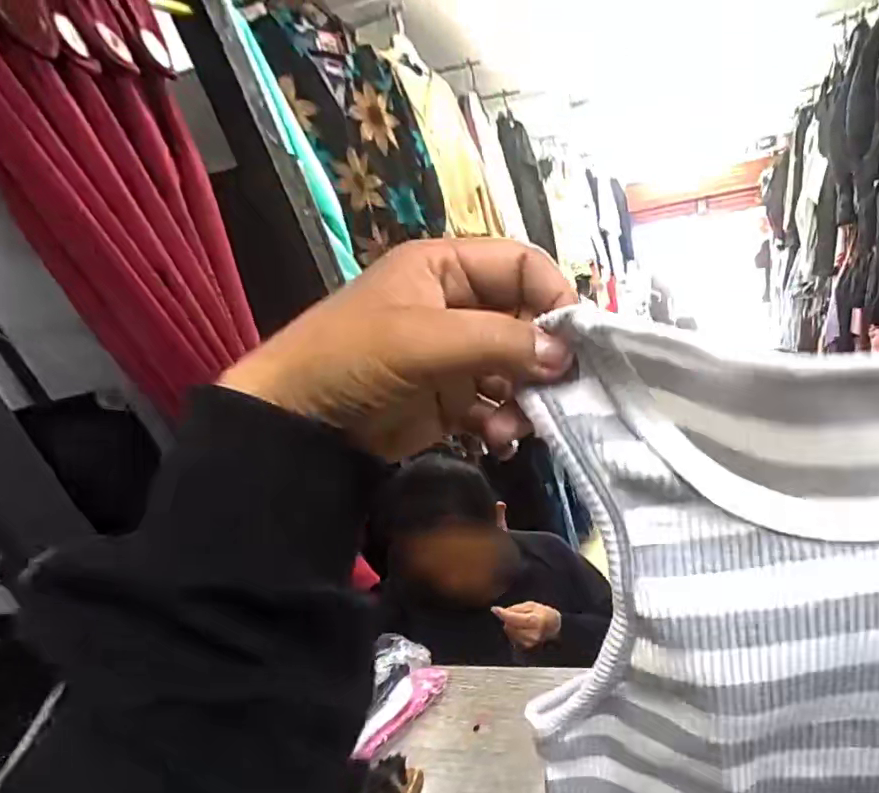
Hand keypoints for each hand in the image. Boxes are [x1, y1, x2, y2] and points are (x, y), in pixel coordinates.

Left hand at [218, 238, 579, 459]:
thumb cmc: (352, 360)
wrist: (301, 427)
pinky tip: (497, 440)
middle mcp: (462, 308)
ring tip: (513, 427)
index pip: (525, 267)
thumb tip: (566, 356)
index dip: (556, 297)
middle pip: (532, 324)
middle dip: (545, 362)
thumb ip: (500, 342)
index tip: (577, 341)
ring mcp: (464, 356)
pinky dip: (509, 424)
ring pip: (525, 371)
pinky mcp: (461, 398)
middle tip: (556, 393)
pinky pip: (506, 406)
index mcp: (448, 270)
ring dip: (528, 401)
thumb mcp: (425, 340)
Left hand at [495, 601, 560, 650]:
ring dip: (511, 627)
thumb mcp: (533, 606)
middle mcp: (533, 634)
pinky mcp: (526, 648)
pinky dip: (513, 633)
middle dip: (509, 620)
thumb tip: (501, 611)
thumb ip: (516, 608)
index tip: (495, 609)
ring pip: (510, 633)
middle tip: (518, 616)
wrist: (555, 628)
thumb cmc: (544, 615)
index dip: (503, 614)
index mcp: (536, 621)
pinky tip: (521, 630)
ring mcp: (530, 643)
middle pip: (509, 626)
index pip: (514, 618)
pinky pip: (512, 639)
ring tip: (521, 623)